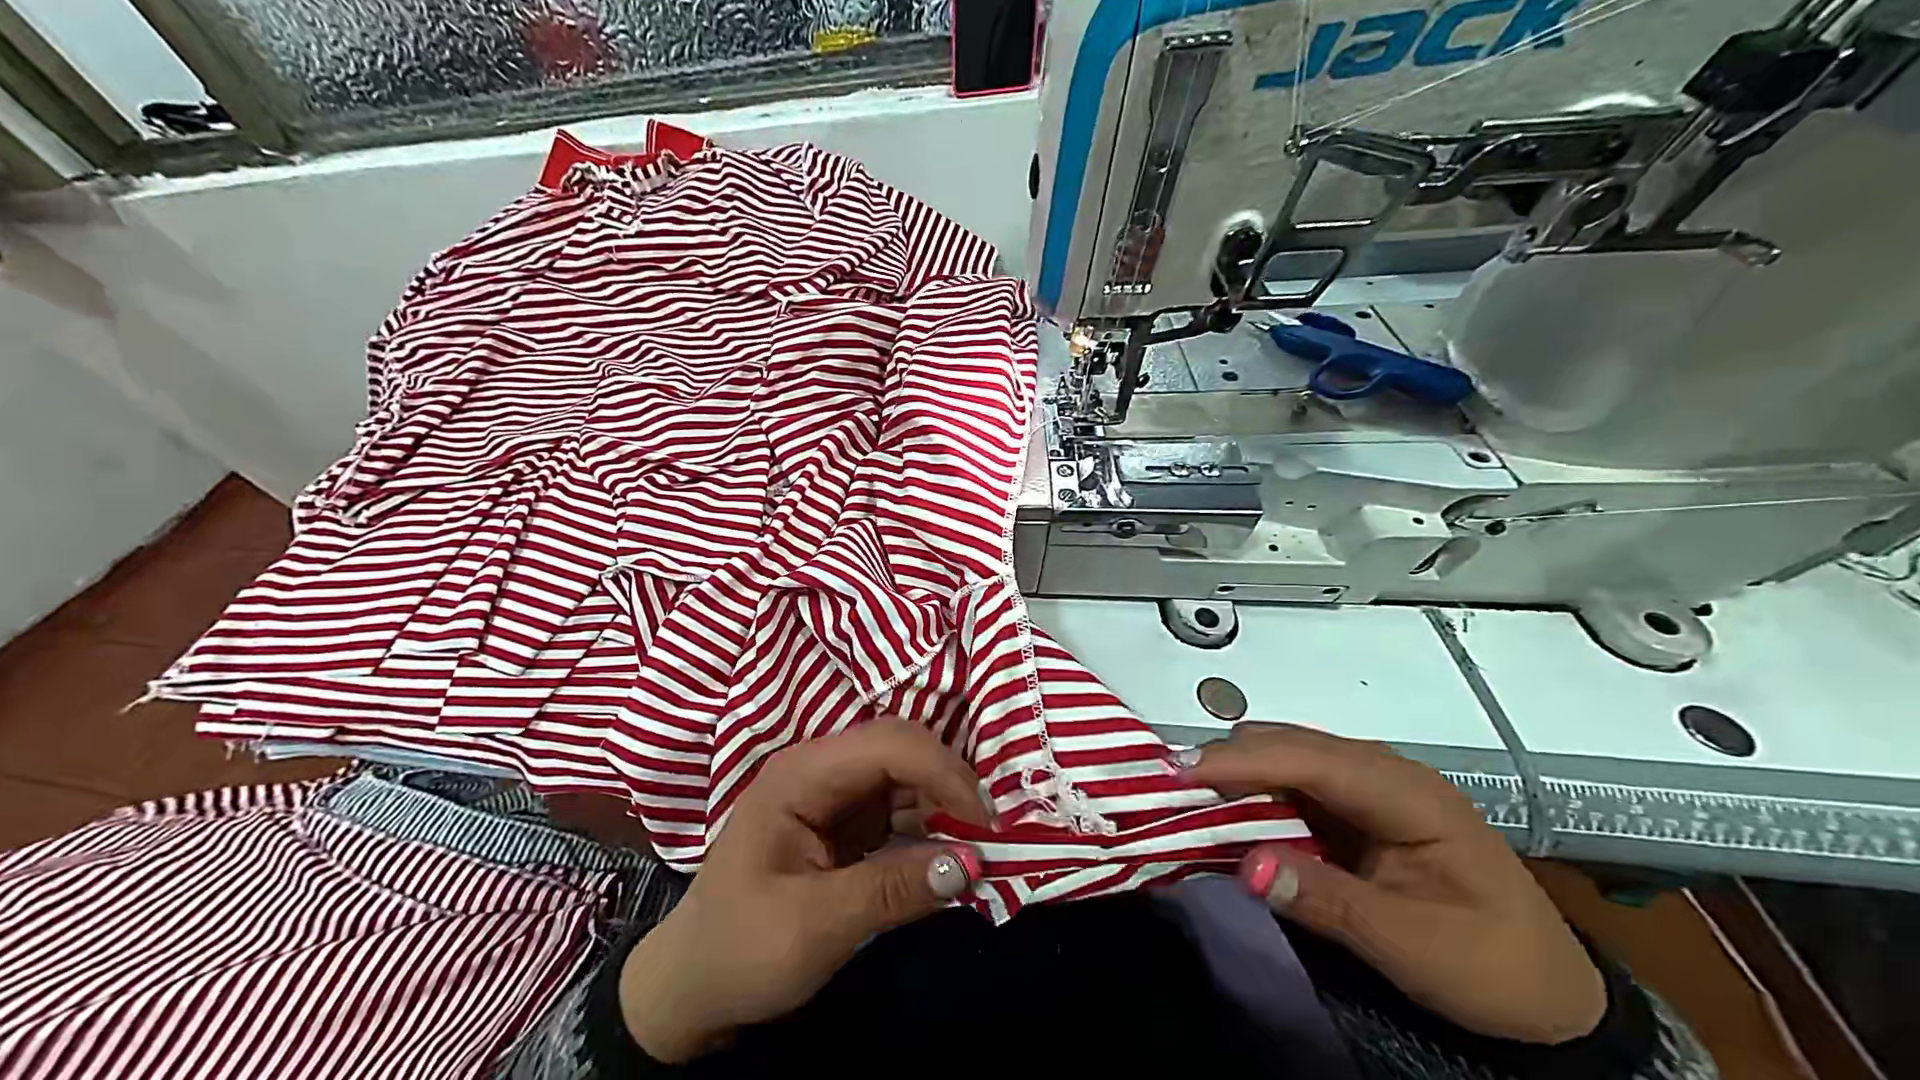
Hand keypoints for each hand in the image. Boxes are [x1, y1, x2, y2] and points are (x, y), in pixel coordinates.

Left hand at [618, 719, 987, 1062]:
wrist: (694, 985)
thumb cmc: (741, 949)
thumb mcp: (815, 928)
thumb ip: (892, 890)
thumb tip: (972, 862)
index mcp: (801, 775)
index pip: (887, 744)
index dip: (943, 771)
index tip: (985, 822)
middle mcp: (820, 769)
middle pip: (901, 749)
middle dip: (949, 783)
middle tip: (989, 834)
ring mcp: (834, 793)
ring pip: (907, 775)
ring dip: (945, 804)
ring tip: (977, 847)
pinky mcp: (846, 820)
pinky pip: (901, 806)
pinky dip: (931, 825)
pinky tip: (949, 853)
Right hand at [1182, 723, 1605, 1043]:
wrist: (1550, 993)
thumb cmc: (1493, 966)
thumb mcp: (1415, 947)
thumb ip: (1328, 902)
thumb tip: (1245, 865)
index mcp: (1409, 794)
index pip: (1313, 759)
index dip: (1243, 760)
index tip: (1182, 771)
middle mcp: (1384, 773)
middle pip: (1292, 745)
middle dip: (1229, 759)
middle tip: (1169, 785)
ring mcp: (1369, 786)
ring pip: (1286, 757)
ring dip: (1236, 772)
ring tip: (1185, 794)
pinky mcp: (1354, 807)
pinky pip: (1292, 784)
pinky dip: (1252, 792)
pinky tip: (1226, 808)